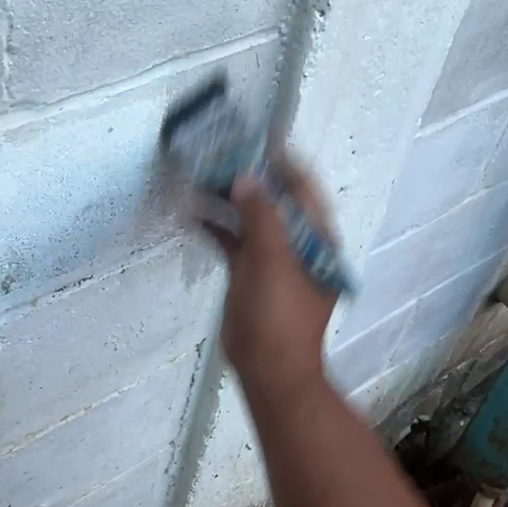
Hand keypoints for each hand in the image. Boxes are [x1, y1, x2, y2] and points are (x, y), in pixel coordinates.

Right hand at [211, 156, 336, 399]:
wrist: (270, 370)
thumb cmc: (280, 315)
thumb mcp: (272, 260)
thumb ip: (260, 216)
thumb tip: (246, 179)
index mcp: (315, 239)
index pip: (302, 189)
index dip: (284, 161)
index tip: (261, 136)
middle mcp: (297, 243)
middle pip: (273, 199)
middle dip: (249, 176)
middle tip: (220, 151)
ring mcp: (272, 258)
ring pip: (250, 217)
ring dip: (228, 198)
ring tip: (201, 175)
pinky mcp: (249, 272)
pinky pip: (232, 239)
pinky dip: (215, 225)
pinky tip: (192, 212)